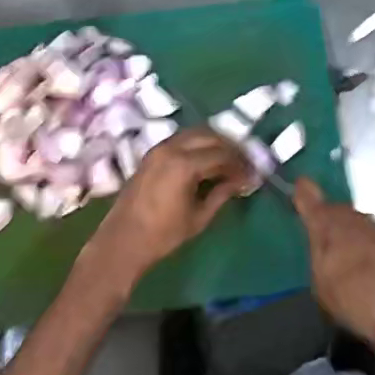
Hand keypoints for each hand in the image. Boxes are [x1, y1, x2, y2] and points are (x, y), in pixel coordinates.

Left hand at [80, 129, 248, 294]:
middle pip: (209, 136)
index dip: (240, 164)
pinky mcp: (152, 154)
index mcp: (184, 164)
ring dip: (213, 142)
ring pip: (194, 133)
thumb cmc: (162, 235)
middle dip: (229, 147)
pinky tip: (206, 160)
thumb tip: (241, 181)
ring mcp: (159, 148)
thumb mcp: (199, 217)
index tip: (252, 175)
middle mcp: (171, 148)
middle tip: (243, 163)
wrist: (122, 241)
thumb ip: (221, 194)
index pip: (221, 154)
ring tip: (227, 160)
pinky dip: (197, 144)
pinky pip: (181, 139)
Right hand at [293, 178, 374, 348]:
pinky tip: (370, 273)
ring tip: (347, 263)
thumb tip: (319, 242)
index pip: (309, 196)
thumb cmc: (352, 296)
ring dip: (351, 238)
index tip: (299, 186)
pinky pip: (373, 241)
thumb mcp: (320, 283)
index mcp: (326, 223)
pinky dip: (369, 251)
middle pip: (335, 212)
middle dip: (330, 225)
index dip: (303, 192)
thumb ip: (317, 255)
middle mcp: (351, 217)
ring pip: (356, 226)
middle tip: (324, 246)